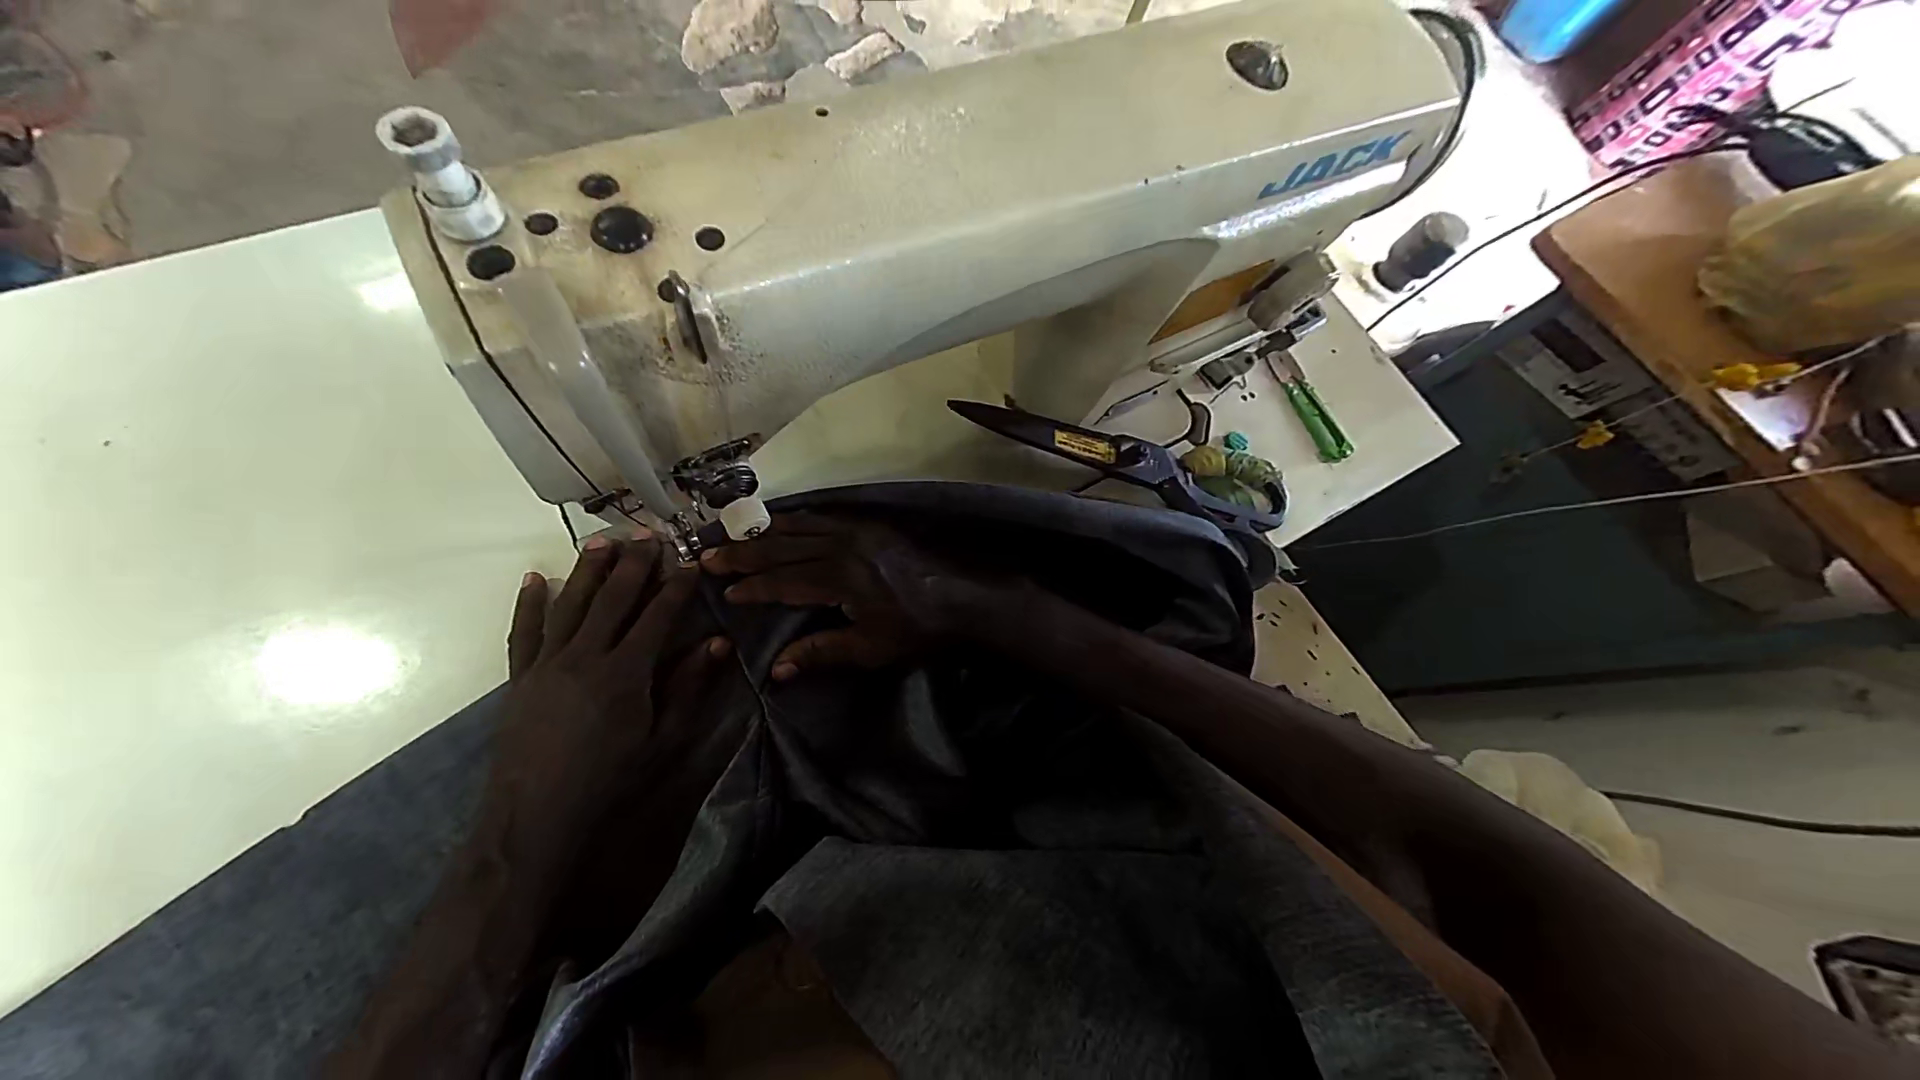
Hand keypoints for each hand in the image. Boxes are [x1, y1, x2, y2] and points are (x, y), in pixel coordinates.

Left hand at [488, 532, 729, 848]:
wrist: (536, 816)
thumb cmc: (610, 778)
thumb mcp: (663, 739)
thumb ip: (689, 688)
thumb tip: (718, 643)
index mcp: (625, 672)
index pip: (656, 616)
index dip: (675, 586)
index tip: (689, 561)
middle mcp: (585, 657)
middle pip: (613, 599)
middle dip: (634, 564)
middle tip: (648, 534)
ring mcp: (547, 664)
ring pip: (570, 604)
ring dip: (588, 570)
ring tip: (603, 541)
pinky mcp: (520, 678)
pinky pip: (524, 631)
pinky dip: (529, 602)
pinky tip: (534, 578)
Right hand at [699, 512, 983, 679]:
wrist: (962, 600)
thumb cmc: (916, 630)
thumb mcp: (870, 649)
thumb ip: (821, 652)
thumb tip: (775, 669)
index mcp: (840, 578)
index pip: (784, 580)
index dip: (753, 587)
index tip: (724, 592)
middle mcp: (843, 546)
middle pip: (784, 546)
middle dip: (745, 552)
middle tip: (708, 555)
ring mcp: (858, 530)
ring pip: (800, 525)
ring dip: (764, 530)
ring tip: (732, 533)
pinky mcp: (870, 525)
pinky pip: (822, 516)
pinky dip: (795, 519)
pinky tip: (781, 521)